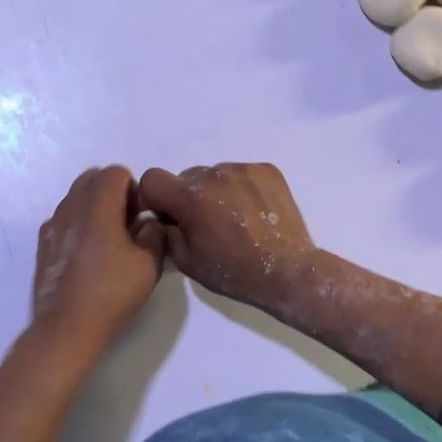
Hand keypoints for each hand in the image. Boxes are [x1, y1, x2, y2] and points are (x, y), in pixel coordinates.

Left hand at [30, 166, 165, 348]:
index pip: (116, 172)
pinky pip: (64, 220)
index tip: (141, 217)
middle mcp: (70, 206)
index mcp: (97, 203)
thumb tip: (148, 223)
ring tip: (109, 242)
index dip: (134, 189)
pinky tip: (88, 256)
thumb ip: (155, 234)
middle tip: (127, 224)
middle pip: (93, 179)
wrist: (67, 326)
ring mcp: (52, 224)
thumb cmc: (112, 291)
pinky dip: (78, 225)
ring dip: (95, 208)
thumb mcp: (149, 263)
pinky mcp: (43, 244)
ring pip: (76, 199)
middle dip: (113, 193)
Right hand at [136, 163, 317, 307]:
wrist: (288, 272)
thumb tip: (166, 218)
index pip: (152, 178)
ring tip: (234, 219)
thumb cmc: (234, 272)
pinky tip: (252, 212)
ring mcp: (243, 169)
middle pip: (186, 177)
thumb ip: (167, 232)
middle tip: (206, 223)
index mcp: (190, 197)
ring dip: (216, 191)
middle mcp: (214, 174)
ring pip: (214, 174)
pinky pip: (241, 173)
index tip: (168, 215)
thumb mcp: (186, 261)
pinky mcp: (267, 169)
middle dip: (189, 197)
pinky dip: (241, 188)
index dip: (155, 197)